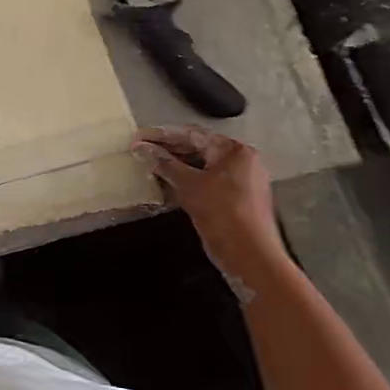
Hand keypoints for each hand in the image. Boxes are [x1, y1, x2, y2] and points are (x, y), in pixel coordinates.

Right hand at [133, 125, 287, 271]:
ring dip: (177, 165)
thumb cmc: (222, 214)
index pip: (191, 134)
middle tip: (141, 150)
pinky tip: (168, 182)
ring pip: (202, 165)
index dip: (161, 135)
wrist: (251, 255)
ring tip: (150, 164)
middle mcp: (241, 159)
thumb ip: (165, 164)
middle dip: (168, 150)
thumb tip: (143, 149)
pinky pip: (208, 180)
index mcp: (233, 150)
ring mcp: (242, 178)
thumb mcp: (189, 186)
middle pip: (198, 148)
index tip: (138, 137)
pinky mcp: (237, 197)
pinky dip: (189, 179)